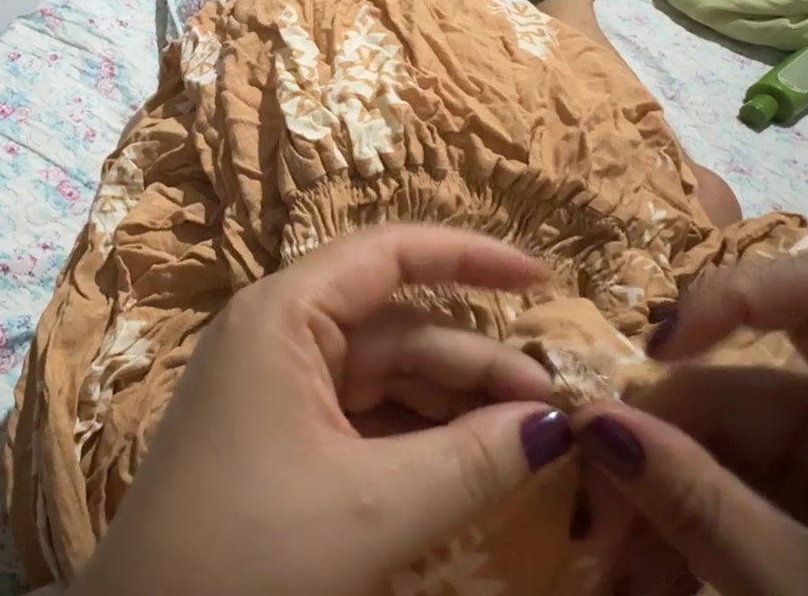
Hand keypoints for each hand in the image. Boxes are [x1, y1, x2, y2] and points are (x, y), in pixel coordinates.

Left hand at [69, 225, 577, 595]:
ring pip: (382, 373)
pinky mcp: (277, 430)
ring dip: (452, 404)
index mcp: (284, 313)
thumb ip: (473, 460)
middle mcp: (277, 331)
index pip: (388, 254)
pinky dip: (415, 435)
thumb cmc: (251, 554)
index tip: (542, 280)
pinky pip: (361, 414)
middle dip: (474, 361)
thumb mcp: (374, 506)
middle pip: (396, 324)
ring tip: (528, 442)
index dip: (468, 256)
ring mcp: (274, 382)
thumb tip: (555, 425)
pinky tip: (469, 464)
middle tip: (555, 411)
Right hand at [570, 255, 807, 595]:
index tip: (650, 350)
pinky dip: (674, 522)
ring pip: (707, 442)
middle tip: (592, 519)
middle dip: (649, 447)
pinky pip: (718, 486)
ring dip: (649, 496)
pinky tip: (644, 570)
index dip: (731, 295)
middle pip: (730, 387)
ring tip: (613, 563)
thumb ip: (701, 508)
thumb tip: (590, 419)